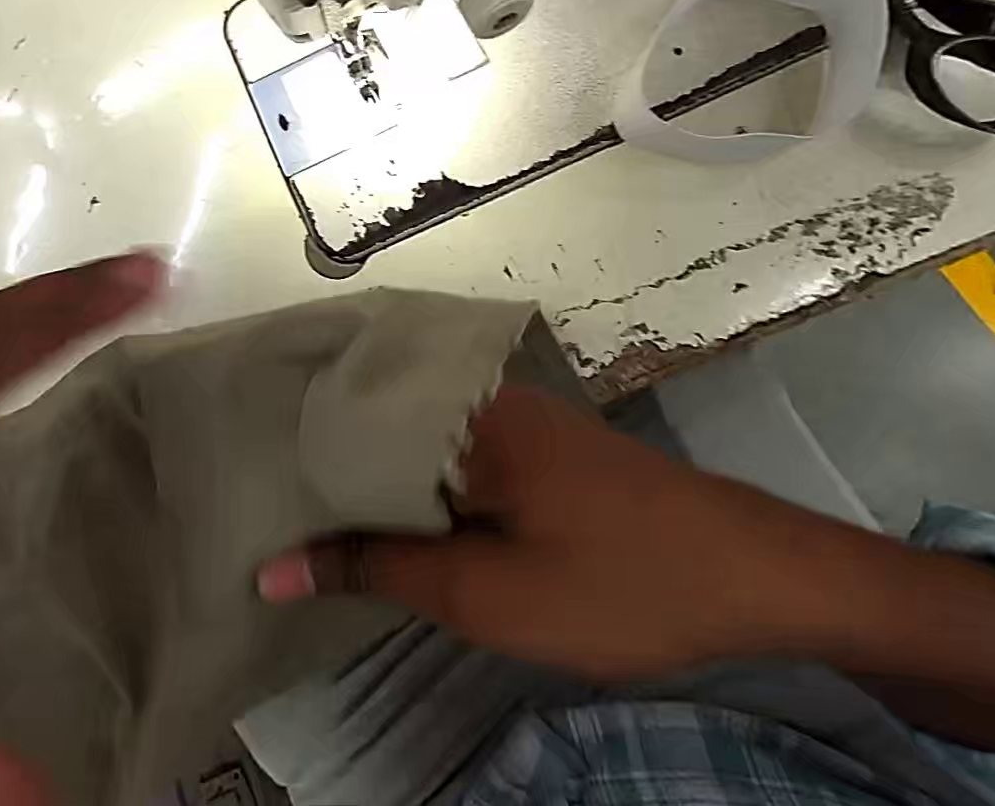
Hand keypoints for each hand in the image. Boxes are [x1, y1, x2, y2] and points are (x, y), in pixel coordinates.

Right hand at [259, 386, 994, 750]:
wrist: (751, 573)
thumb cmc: (618, 583)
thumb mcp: (487, 594)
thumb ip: (380, 569)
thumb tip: (277, 569)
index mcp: (466, 416)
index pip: (349, 415)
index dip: (296, 451)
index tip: (243, 477)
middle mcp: (486, 399)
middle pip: (382, 421)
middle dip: (328, 463)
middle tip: (260, 499)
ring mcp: (519, 418)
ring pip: (420, 438)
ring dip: (375, 476)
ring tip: (308, 511)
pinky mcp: (543, 446)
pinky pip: (458, 452)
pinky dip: (421, 482)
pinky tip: (396, 514)